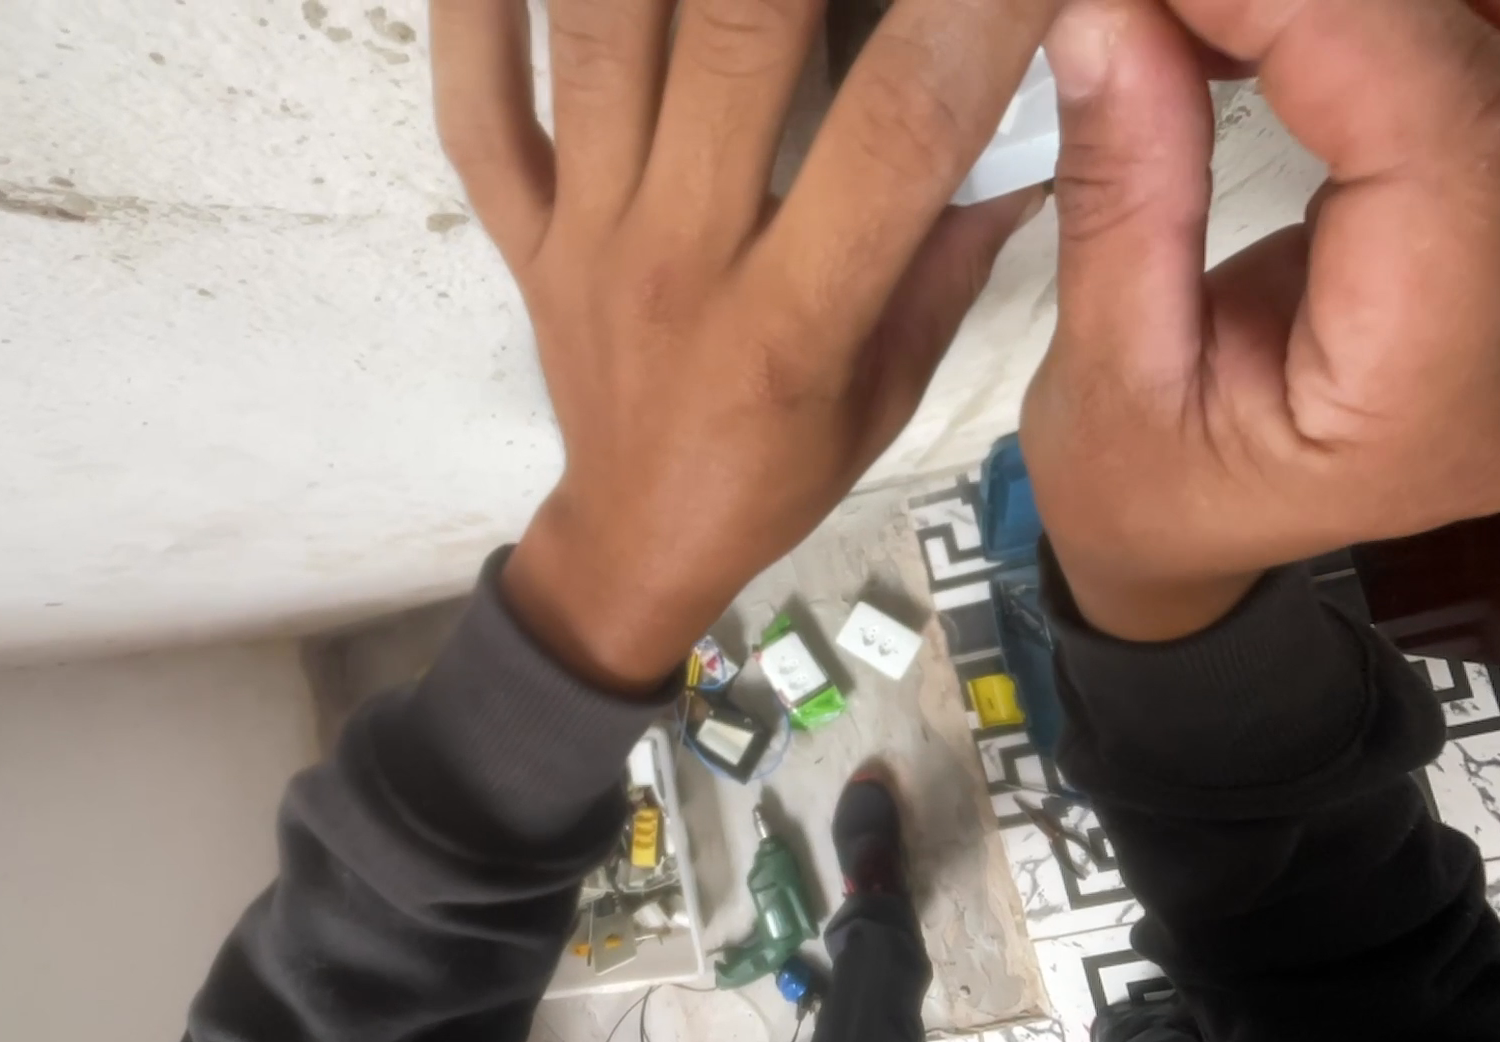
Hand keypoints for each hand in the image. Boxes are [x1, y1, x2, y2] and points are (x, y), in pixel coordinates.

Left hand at [432, 0, 1056, 691]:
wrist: (641, 532)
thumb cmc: (771, 479)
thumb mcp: (883, 396)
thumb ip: (946, 265)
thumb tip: (1026, 134)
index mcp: (791, 321)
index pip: (900, 125)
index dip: (971, 4)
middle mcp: (677, 259)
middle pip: (733, 26)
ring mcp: (582, 242)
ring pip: (594, 31)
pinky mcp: (522, 243)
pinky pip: (475, 108)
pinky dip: (473, 1)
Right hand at [1021, 0, 1499, 640]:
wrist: (1173, 540)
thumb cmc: (1123, 490)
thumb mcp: (1099, 371)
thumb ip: (1124, 199)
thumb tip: (1112, 18)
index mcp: (1428, 412)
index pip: (1449, 146)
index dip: (1325, 14)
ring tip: (1259, 1)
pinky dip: (1441, 14)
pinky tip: (1321, 20)